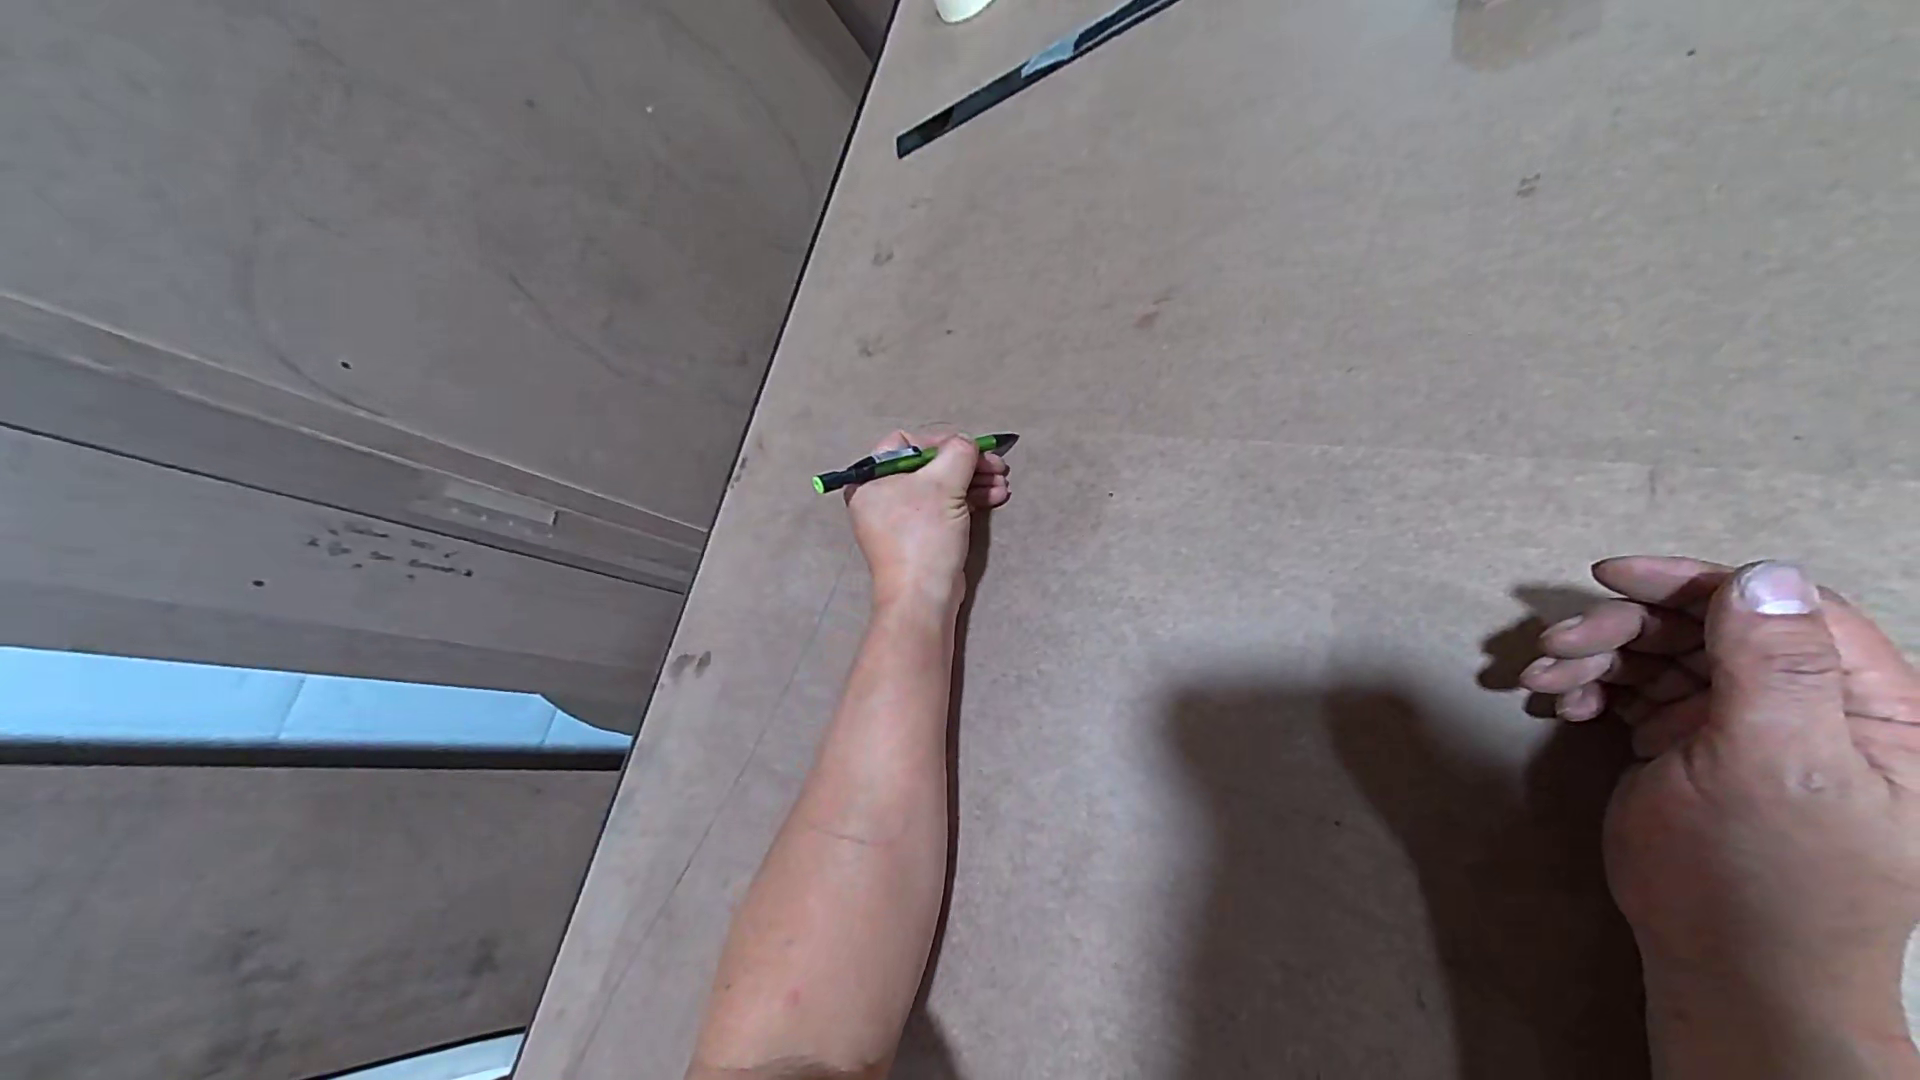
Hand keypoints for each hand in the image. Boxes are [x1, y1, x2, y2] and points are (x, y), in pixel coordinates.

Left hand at [845, 431, 1009, 614]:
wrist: (923, 596)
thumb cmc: (924, 536)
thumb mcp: (944, 485)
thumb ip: (959, 453)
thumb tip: (967, 443)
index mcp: (872, 478)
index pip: (907, 442)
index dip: (942, 440)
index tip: (971, 448)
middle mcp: (882, 494)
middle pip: (930, 464)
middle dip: (967, 463)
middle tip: (997, 465)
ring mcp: (902, 516)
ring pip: (942, 486)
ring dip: (975, 480)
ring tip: (1003, 483)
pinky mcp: (922, 534)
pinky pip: (946, 506)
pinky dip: (970, 499)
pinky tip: (996, 495)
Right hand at [1525, 557, 1919, 1075]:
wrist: (1723, 958)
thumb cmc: (1763, 870)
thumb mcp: (1776, 767)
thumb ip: (1777, 669)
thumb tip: (1760, 574)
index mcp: (1868, 709)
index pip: (1783, 609)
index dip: (1695, 583)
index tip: (1608, 576)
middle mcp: (1806, 707)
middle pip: (1703, 630)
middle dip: (1620, 630)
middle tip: (1554, 646)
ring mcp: (1739, 725)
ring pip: (1658, 657)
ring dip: (1591, 659)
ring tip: (1540, 682)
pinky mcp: (1684, 743)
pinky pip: (1631, 691)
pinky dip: (1589, 690)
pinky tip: (1562, 708)